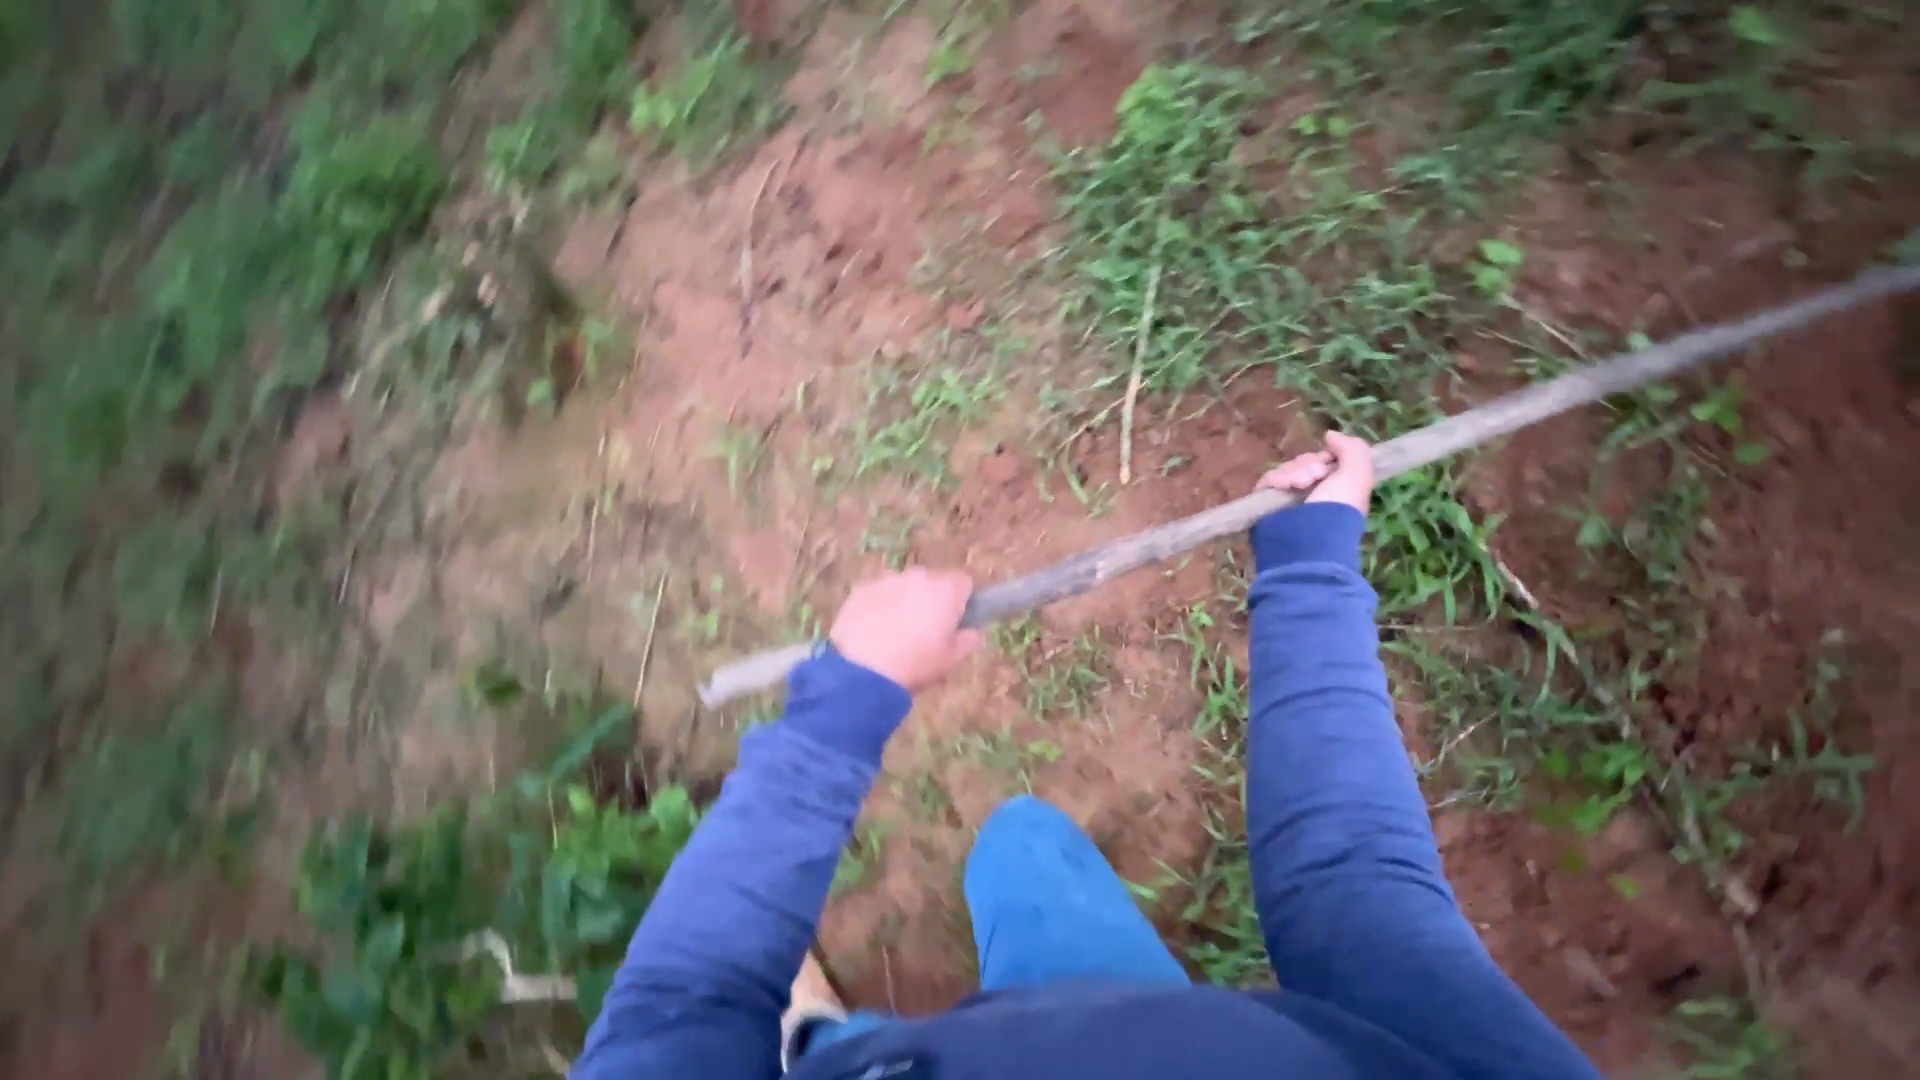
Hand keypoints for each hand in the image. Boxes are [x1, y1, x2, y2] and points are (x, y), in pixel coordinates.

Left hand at [830, 568, 980, 690]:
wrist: (863, 667)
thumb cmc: (915, 663)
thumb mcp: (950, 660)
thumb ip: (967, 641)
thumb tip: (970, 632)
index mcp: (946, 590)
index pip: (964, 582)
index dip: (961, 601)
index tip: (953, 621)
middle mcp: (919, 576)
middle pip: (933, 582)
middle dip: (931, 600)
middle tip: (924, 631)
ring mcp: (888, 579)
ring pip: (904, 586)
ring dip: (904, 601)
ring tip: (894, 632)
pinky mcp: (862, 588)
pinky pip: (879, 592)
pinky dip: (880, 605)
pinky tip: (873, 630)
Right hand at [1256, 431, 1375, 514]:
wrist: (1308, 536)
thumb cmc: (1338, 506)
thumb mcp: (1358, 474)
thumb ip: (1352, 448)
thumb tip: (1330, 435)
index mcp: (1335, 490)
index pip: (1323, 461)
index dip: (1324, 457)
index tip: (1327, 462)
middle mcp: (1313, 494)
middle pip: (1304, 463)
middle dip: (1308, 465)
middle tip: (1314, 477)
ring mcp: (1289, 501)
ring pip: (1286, 469)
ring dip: (1294, 472)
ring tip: (1298, 485)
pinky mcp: (1268, 505)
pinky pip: (1269, 480)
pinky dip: (1276, 479)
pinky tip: (1283, 485)